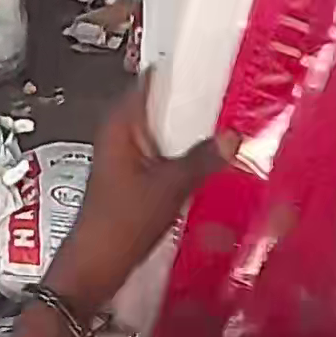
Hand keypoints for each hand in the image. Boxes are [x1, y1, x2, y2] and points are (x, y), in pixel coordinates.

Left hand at [43, 75, 236, 314]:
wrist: (97, 265)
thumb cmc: (123, 223)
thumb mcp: (168, 188)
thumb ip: (202, 160)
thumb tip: (234, 136)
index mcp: (122, 122)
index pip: (156, 79)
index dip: (187, 72)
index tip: (222, 71)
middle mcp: (122, 134)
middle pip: (165, 109)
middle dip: (198, 109)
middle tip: (237, 104)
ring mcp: (128, 159)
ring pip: (167, 137)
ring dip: (194, 139)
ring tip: (231, 134)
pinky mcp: (135, 182)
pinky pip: (166, 161)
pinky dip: (186, 162)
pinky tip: (211, 169)